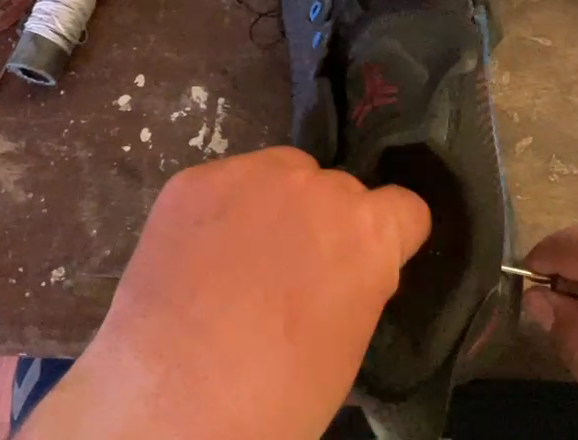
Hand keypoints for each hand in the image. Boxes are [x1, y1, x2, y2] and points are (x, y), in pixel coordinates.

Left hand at [18, 146, 430, 439]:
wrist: (173, 404)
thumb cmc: (277, 395)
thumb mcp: (347, 343)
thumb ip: (359, 282)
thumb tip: (346, 267)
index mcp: (367, 231)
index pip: (404, 207)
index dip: (390, 236)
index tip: (367, 261)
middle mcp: (314, 186)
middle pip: (337, 188)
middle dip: (324, 221)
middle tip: (290, 270)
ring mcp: (249, 175)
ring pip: (280, 172)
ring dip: (273, 203)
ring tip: (239, 258)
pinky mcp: (195, 179)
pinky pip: (224, 183)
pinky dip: (218, 210)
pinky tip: (198, 255)